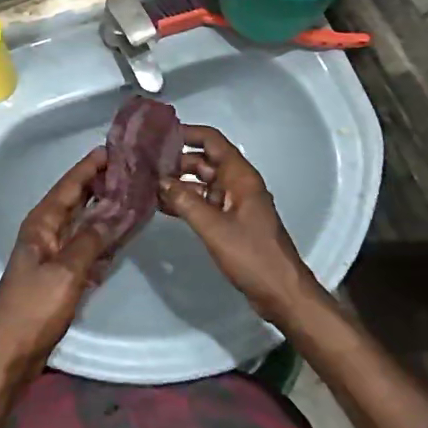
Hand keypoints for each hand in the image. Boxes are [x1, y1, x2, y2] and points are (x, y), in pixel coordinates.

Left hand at [0, 149, 109, 382]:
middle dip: (101, 184)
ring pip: (83, 223)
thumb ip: (91, 240)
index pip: (70, 185)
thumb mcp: (66, 272)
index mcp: (42, 222)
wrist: (8, 354)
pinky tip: (120, 236)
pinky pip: (85, 247)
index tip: (114, 148)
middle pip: (77, 200)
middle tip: (132, 170)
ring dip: (104, 211)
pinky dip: (102, 239)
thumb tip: (115, 210)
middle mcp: (46, 230)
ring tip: (132, 196)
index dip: (90, 166)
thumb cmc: (33, 308)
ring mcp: (52, 253)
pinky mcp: (60, 274)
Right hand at [159, 125, 319, 323]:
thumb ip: (185, 202)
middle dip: (175, 161)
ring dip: (177, 183)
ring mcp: (233, 202)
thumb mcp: (214, 227)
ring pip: (201, 182)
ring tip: (146, 183)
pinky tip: (161, 205)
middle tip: (145, 163)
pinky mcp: (230, 221)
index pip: (211, 140)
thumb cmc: (252, 254)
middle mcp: (236, 183)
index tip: (159, 135)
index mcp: (239, 175)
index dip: (187, 133)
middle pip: (203, 161)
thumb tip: (159, 181)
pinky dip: (185, 202)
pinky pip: (204, 202)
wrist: (282, 294)